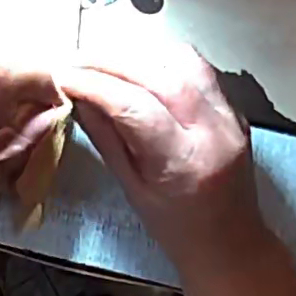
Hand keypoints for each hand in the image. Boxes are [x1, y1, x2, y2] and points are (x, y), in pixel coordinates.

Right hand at [59, 42, 261, 267]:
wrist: (231, 242)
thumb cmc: (174, 225)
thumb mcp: (129, 186)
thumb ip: (105, 136)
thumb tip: (76, 96)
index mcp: (184, 161)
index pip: (135, 106)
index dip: (95, 85)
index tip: (63, 77)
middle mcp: (214, 130)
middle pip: (160, 74)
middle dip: (111, 62)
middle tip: (75, 61)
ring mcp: (230, 115)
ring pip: (182, 60)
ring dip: (137, 53)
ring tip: (102, 59)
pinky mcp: (232, 106)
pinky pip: (195, 67)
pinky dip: (159, 58)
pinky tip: (135, 65)